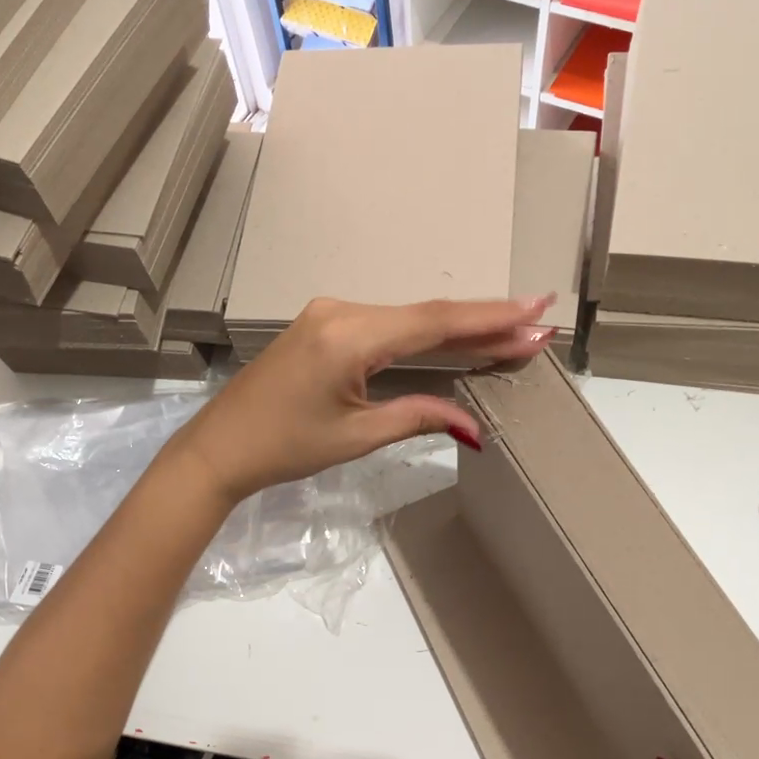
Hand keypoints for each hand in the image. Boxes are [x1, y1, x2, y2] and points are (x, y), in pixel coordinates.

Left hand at [166, 295, 555, 503]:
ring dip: (456, 328)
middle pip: (426, 315)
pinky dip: (422, 333)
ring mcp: (329, 314)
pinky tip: (453, 338)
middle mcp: (342, 312)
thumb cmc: (284, 447)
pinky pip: (385, 324)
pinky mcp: (322, 326)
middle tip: (536, 326)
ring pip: (407, 318)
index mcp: (350, 335)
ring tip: (508, 334)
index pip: (435, 322)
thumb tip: (474, 427)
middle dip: (483, 322)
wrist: (221, 446)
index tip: (537, 311)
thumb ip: (418, 418)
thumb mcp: (357, 436)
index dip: (490, 317)